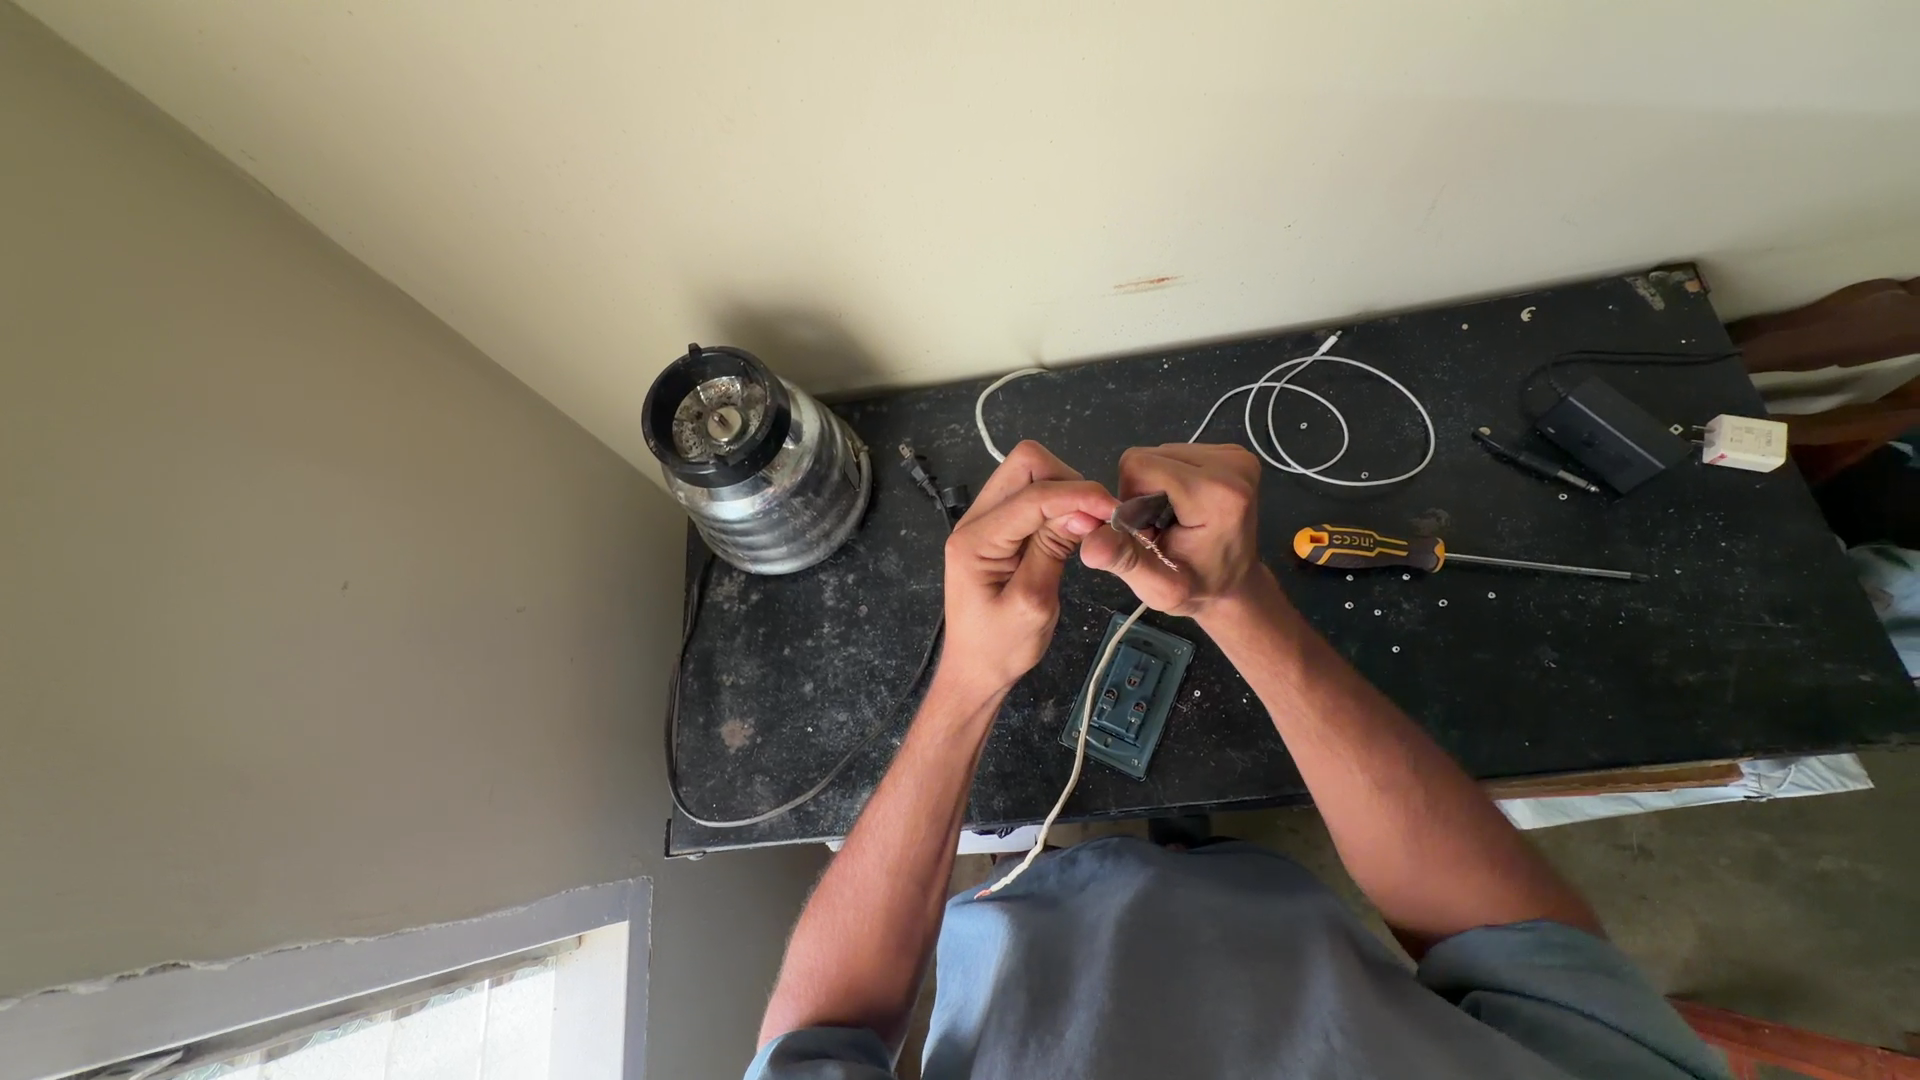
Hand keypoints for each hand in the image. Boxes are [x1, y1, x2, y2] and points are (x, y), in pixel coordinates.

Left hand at [939, 441, 1117, 699]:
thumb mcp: (1033, 605)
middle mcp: (974, 520)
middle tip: (1096, 517)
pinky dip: (1057, 504)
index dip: (1077, 495)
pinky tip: (1073, 529)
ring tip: (1088, 525)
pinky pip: (1029, 497)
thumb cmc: (1000, 649)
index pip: (1031, 496)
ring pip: (1028, 475)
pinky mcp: (998, 530)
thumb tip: (1084, 511)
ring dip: (1064, 490)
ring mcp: (984, 522)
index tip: (1114, 510)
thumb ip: (1052, 551)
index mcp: (975, 540)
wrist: (974, 671)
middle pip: (1024, 465)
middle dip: (1067, 481)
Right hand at [1079, 443, 1266, 618]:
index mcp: (1217, 494)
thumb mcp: (1158, 587)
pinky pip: (1176, 454)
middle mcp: (1231, 465)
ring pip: (1160, 453)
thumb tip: (1089, 544)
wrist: (1235, 587)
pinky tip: (1183, 507)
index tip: (1146, 530)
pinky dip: (1170, 480)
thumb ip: (1124, 560)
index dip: (1129, 497)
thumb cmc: (1198, 589)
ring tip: (1171, 520)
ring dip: (1155, 486)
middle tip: (1158, 528)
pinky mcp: (1230, 453)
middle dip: (1142, 492)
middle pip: (1148, 456)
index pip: (1139, 465)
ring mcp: (1234, 456)